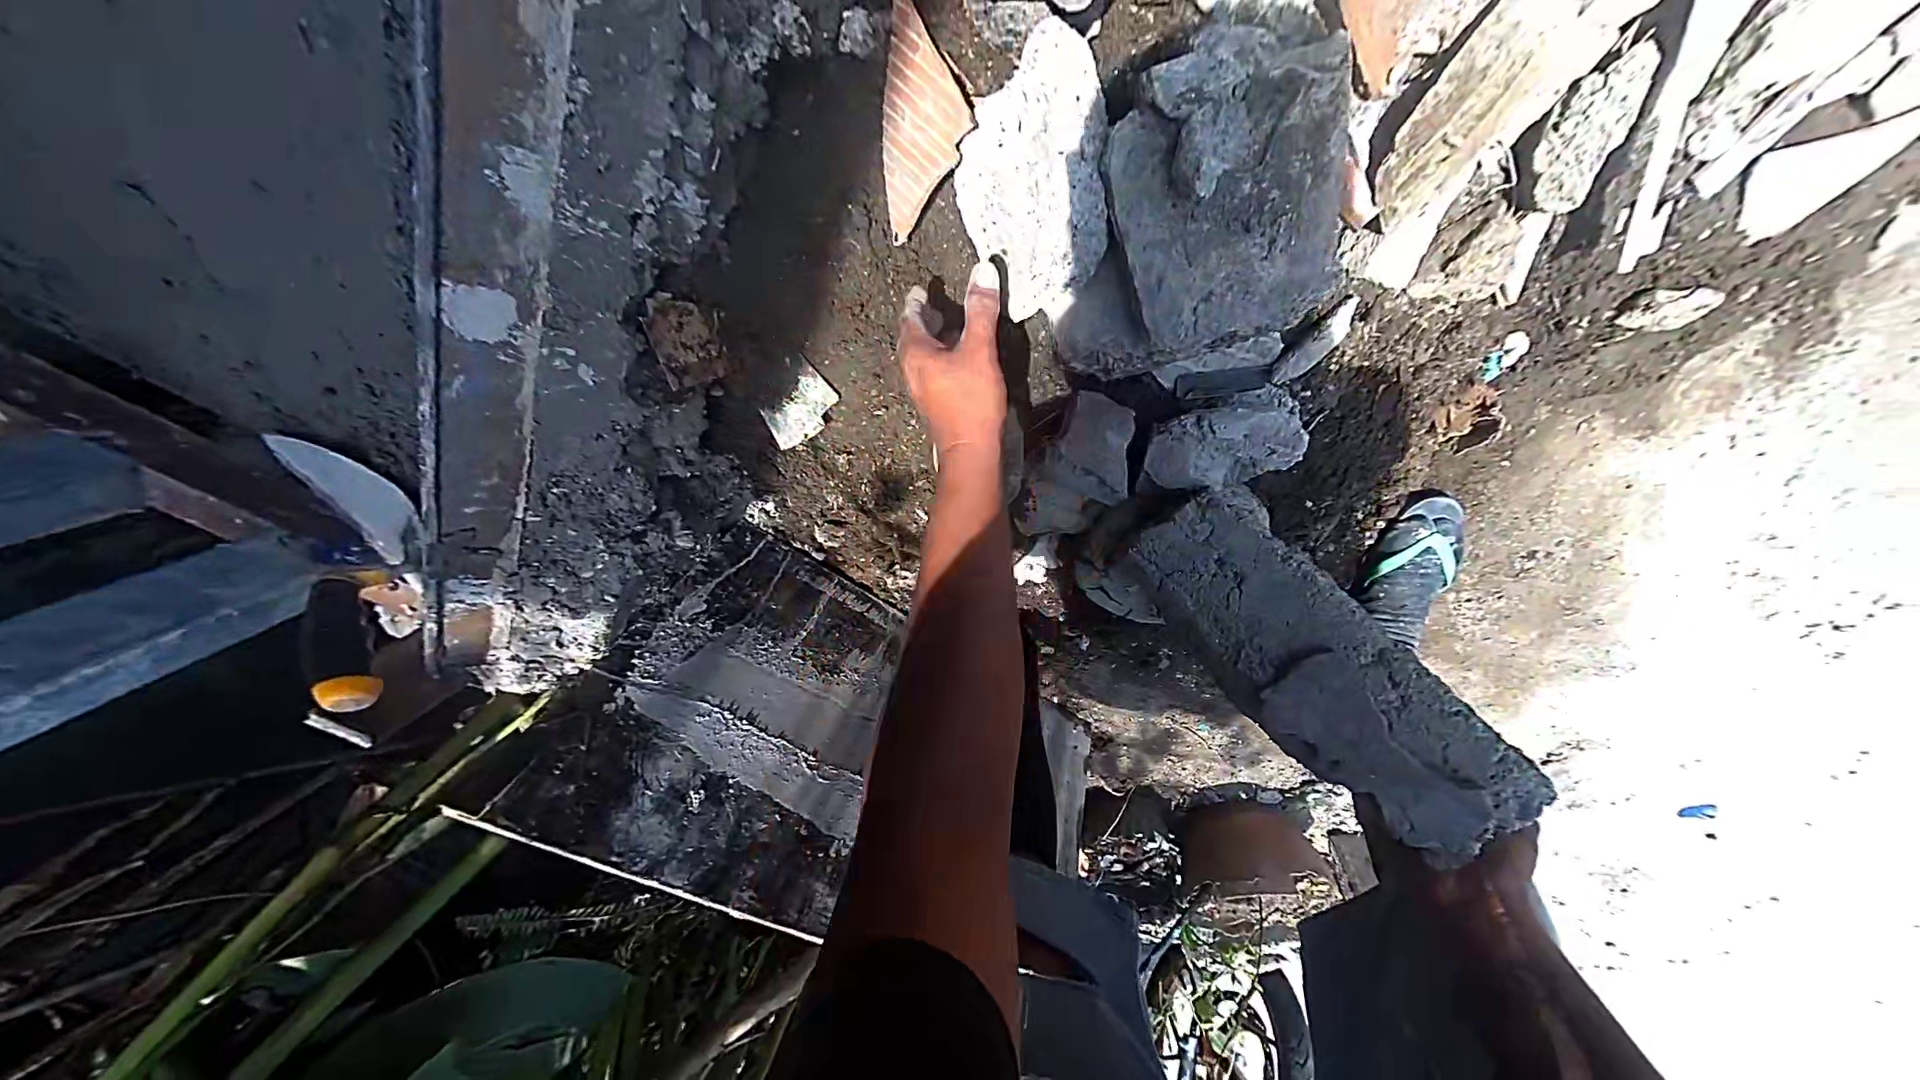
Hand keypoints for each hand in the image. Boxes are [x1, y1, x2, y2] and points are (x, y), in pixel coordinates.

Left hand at [899, 263, 1006, 462]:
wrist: (970, 451)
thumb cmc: (971, 400)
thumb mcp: (979, 350)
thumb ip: (981, 311)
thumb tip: (983, 269)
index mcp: (916, 353)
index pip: (911, 318)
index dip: (917, 302)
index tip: (921, 289)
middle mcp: (912, 370)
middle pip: (913, 338)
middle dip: (924, 320)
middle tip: (936, 305)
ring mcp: (922, 389)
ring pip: (923, 356)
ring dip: (934, 340)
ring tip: (950, 328)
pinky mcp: (934, 403)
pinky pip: (933, 371)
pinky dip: (942, 357)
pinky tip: (959, 359)